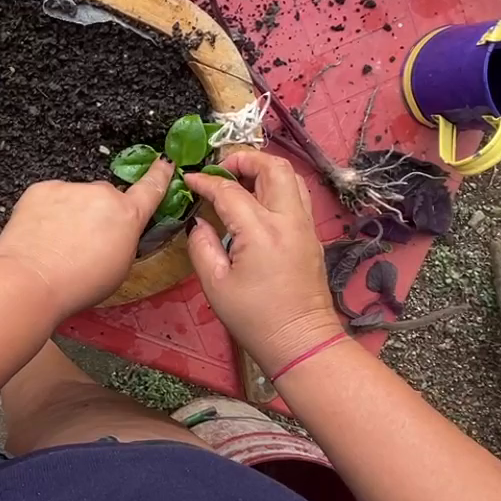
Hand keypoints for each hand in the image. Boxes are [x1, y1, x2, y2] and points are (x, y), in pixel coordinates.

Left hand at [0, 159, 172, 317]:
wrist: (31, 279)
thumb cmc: (77, 284)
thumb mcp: (118, 269)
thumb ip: (123, 240)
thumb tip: (115, 233)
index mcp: (127, 216)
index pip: (151, 189)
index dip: (159, 175)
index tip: (163, 162)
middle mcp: (102, 195)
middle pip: (105, 198)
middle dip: (98, 214)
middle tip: (83, 242)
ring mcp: (71, 188)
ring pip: (75, 198)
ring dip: (70, 213)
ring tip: (56, 244)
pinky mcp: (42, 188)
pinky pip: (50, 198)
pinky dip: (46, 213)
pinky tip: (40, 235)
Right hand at [184, 150, 345, 374]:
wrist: (300, 341)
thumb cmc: (254, 318)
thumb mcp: (215, 285)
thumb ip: (202, 247)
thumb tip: (199, 223)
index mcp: (261, 232)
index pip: (230, 191)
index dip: (206, 181)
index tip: (189, 179)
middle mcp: (288, 221)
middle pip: (274, 168)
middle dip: (245, 158)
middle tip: (221, 168)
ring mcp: (305, 226)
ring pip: (292, 177)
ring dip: (264, 169)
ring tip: (239, 179)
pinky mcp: (311, 236)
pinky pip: (296, 196)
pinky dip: (275, 186)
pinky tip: (256, 200)